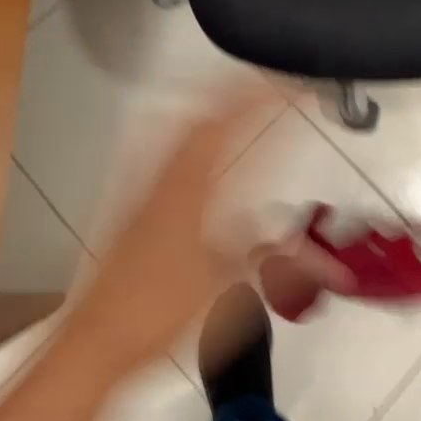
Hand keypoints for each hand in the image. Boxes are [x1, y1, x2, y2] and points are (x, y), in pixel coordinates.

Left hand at [62, 80, 349, 374]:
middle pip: (202, 114)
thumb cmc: (156, 311)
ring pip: (179, 127)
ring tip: (232, 93)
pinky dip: (185, 131)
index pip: (231, 126)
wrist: (99, 335)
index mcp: (191, 189)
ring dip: (211, 105)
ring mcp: (145, 185)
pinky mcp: (134, 200)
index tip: (291, 89)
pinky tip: (185, 136)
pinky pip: (162, 147)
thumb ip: (276, 262)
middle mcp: (165, 177)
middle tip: (265, 84)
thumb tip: (321, 258)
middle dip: (237, 91)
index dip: (263, 99)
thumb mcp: (227, 288)